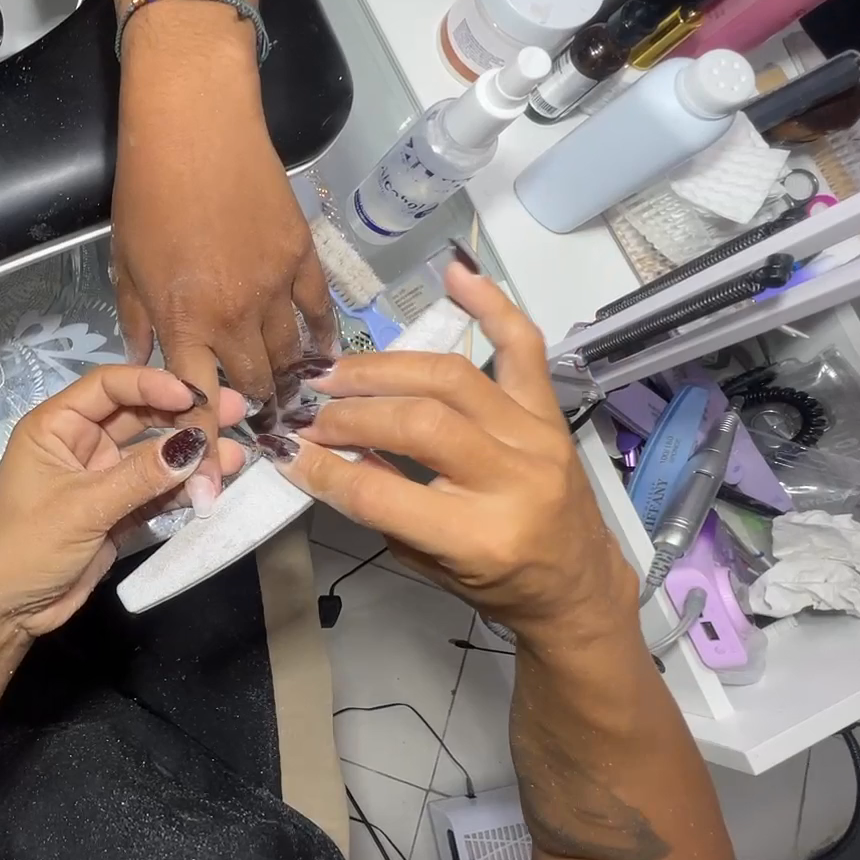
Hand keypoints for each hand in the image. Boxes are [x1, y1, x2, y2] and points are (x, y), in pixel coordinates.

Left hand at [0, 366, 247, 636]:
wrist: (4, 612)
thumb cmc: (25, 546)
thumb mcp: (82, 507)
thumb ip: (140, 476)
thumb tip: (195, 444)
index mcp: (56, 426)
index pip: (108, 386)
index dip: (152, 383)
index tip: (194, 394)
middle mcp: (80, 443)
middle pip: (139, 415)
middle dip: (185, 417)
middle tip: (235, 414)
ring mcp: (101, 477)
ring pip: (154, 454)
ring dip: (192, 456)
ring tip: (233, 459)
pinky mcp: (117, 510)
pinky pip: (156, 490)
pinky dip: (184, 489)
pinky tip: (216, 486)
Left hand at [110, 9, 335, 514]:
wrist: (195, 123)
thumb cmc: (146, 195)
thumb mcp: (126, 268)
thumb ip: (140, 327)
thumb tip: (148, 369)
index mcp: (184, 323)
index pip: (197, 403)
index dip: (204, 446)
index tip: (211, 478)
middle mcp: (235, 317)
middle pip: (251, 387)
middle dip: (249, 413)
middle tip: (252, 428)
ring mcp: (276, 288)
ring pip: (288, 358)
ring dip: (284, 385)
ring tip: (286, 404)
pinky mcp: (304, 258)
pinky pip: (319, 313)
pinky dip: (320, 341)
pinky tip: (320, 360)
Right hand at [257, 265, 636, 649]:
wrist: (576, 583)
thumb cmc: (494, 584)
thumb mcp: (423, 561)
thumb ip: (378, 503)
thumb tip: (323, 450)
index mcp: (480, 537)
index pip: (379, 491)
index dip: (322, 467)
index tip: (283, 449)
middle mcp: (514, 480)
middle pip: (416, 423)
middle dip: (349, 413)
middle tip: (308, 411)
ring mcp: (537, 436)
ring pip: (450, 378)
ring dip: (383, 369)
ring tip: (337, 371)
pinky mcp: (550, 412)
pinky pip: (523, 347)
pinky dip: (492, 306)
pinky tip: (455, 276)